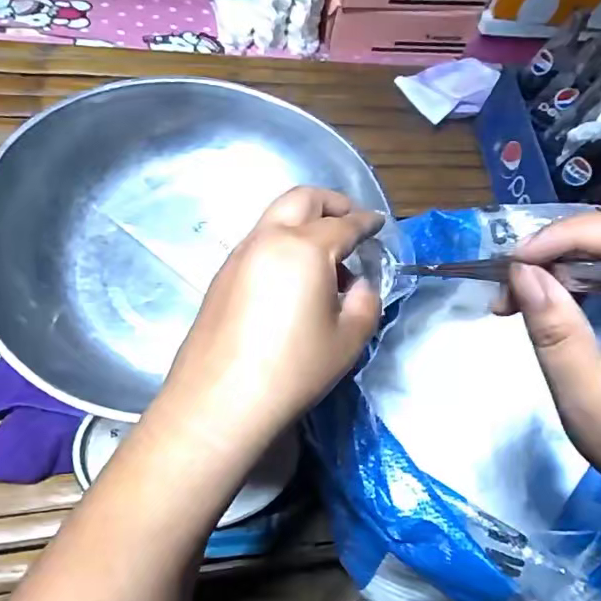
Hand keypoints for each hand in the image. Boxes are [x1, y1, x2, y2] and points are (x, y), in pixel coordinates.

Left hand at [152, 186, 384, 453]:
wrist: (220, 401)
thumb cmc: (293, 369)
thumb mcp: (348, 339)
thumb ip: (364, 301)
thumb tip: (357, 284)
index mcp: (304, 248)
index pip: (344, 223)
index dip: (367, 222)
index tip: (379, 224)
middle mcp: (268, 239)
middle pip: (302, 199)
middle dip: (332, 203)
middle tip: (351, 221)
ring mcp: (239, 255)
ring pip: (276, 217)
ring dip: (305, 221)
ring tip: (325, 256)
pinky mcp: (222, 276)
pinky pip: (259, 242)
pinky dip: (283, 242)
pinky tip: (293, 278)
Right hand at [496, 213, 600, 523]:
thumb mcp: (586, 412)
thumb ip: (557, 339)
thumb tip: (524, 273)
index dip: (576, 232)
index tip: (520, 261)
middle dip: (561, 246)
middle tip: (511, 287)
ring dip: (570, 260)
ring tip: (526, 299)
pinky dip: (591, 275)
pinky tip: (564, 306)